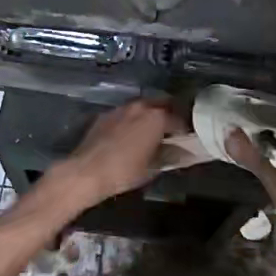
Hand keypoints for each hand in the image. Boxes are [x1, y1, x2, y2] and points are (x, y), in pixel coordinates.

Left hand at [41, 97, 184, 209]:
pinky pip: (127, 113)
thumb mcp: (153, 167)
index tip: (189, 137)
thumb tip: (183, 152)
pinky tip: (132, 133)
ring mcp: (121, 109)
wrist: (86, 171)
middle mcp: (140, 107)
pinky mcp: (105, 115)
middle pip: (163, 104)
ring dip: (152, 114)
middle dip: (171, 114)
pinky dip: (134, 119)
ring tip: (154, 130)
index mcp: (157, 117)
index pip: (180, 119)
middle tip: (175, 128)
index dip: (187, 128)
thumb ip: (170, 155)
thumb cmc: (124, 171)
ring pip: (143, 106)